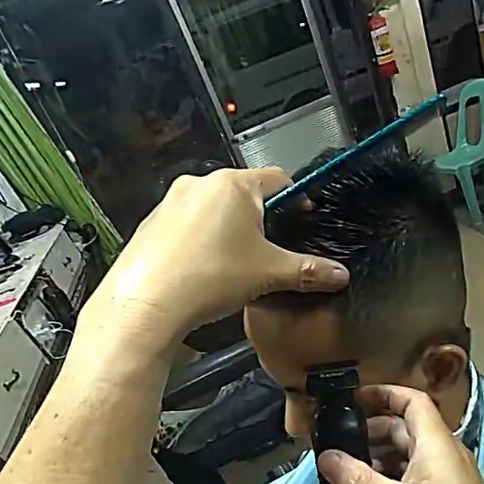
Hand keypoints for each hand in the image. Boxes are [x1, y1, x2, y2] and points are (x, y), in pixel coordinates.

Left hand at [79, 167, 348, 347]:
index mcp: (233, 185)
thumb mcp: (270, 274)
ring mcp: (172, 203)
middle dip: (263, 220)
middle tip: (272, 252)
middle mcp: (200, 185)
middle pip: (246, 195)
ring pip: (216, 210)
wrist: (146, 304)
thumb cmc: (204, 277)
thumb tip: (337, 274)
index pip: (279, 179)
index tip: (304, 217)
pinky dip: (205, 242)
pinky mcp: (154, 224)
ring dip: (232, 231)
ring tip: (239, 266)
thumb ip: (309, 271)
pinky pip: (190, 225)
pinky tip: (209, 271)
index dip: (298, 199)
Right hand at [317, 386, 483, 483]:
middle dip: (373, 428)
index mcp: (437, 443)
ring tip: (348, 468)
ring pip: (411, 451)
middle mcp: (447, 452)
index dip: (383, 394)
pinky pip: (417, 472)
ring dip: (381, 453)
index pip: (412, 400)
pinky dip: (393, 473)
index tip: (351, 401)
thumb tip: (326, 455)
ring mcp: (451, 475)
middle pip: (408, 425)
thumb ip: (356, 480)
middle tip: (340, 441)